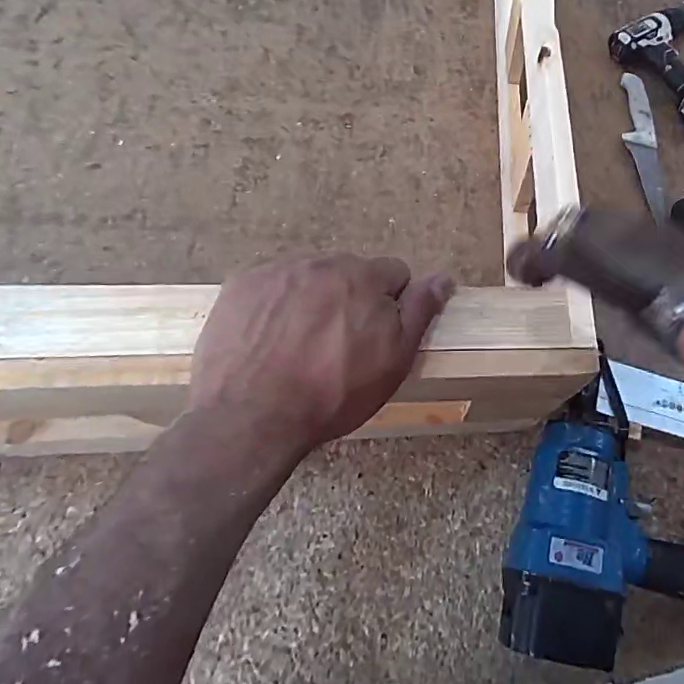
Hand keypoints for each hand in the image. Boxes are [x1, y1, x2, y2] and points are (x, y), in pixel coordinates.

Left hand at [188, 253, 453, 459]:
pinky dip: (276, 304)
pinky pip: (272, 286)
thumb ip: (420, 311)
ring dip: (314, 299)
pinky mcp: (240, 286)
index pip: (394, 272)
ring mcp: (277, 272)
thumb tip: (443, 278)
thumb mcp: (395, 359)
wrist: (249, 420)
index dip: (391, 304)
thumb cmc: (333, 393)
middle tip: (339, 343)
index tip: (376, 335)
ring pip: (311, 277)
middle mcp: (322, 263)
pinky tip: (271, 339)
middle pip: (350, 272)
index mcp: (364, 276)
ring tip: (302, 344)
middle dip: (351, 298)